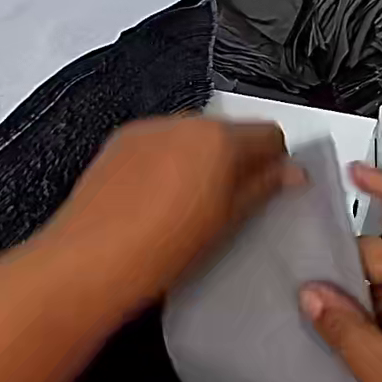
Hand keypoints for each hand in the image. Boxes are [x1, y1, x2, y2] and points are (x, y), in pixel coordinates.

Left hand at [46, 117, 297, 308]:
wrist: (88, 261)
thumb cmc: (167, 248)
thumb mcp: (226, 221)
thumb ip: (262, 188)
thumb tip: (293, 172)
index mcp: (221, 139)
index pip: (269, 134)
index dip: (274, 159)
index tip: (268, 187)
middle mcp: (187, 120)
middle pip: (229, 131)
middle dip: (236, 157)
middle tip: (228, 200)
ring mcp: (151, 127)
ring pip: (193, 134)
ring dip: (201, 156)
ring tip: (186, 201)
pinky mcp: (121, 138)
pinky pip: (161, 140)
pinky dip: (168, 158)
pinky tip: (154, 195)